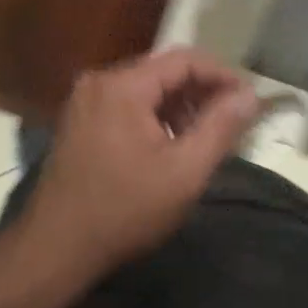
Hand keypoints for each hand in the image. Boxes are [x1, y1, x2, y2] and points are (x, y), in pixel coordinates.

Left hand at [17, 49, 258, 278]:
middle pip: (163, 71)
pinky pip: (125, 105)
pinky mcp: (78, 122)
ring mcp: (84, 102)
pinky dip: (153, 118)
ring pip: (145, 89)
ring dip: (178, 107)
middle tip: (232, 122)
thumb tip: (250, 95)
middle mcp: (99, 82)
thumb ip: (221, 128)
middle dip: (201, 92)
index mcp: (123, 86)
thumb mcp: (185, 172)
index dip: (223, 76)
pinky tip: (170, 147)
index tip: (250, 101)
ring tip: (204, 138)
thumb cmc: (125, 211)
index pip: (185, 59)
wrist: (56, 248)